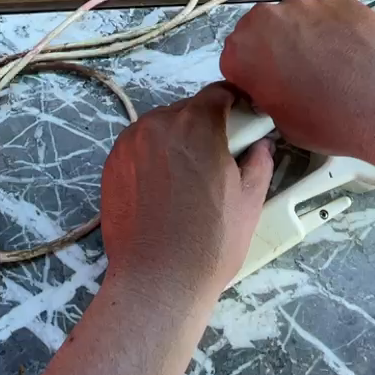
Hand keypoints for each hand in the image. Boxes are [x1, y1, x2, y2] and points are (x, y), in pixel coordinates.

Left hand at [98, 84, 274, 304]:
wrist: (156, 281)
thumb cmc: (209, 243)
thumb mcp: (250, 202)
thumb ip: (259, 162)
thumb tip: (261, 146)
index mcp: (197, 125)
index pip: (218, 93)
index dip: (233, 102)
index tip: (240, 118)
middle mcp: (160, 123)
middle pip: (188, 110)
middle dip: (204, 127)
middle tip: (216, 160)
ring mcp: (131, 142)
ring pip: (161, 127)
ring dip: (176, 141)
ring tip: (187, 179)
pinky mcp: (112, 162)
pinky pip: (139, 146)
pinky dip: (152, 156)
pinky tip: (162, 188)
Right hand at [220, 0, 374, 163]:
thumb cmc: (335, 121)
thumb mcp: (284, 124)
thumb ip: (266, 96)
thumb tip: (274, 88)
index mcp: (242, 52)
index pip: (233, 60)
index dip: (251, 76)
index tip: (268, 87)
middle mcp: (265, 19)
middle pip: (260, 31)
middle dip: (273, 49)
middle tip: (299, 75)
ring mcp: (303, 3)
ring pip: (293, 18)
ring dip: (302, 35)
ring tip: (331, 63)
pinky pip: (324, 11)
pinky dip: (331, 26)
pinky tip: (349, 50)